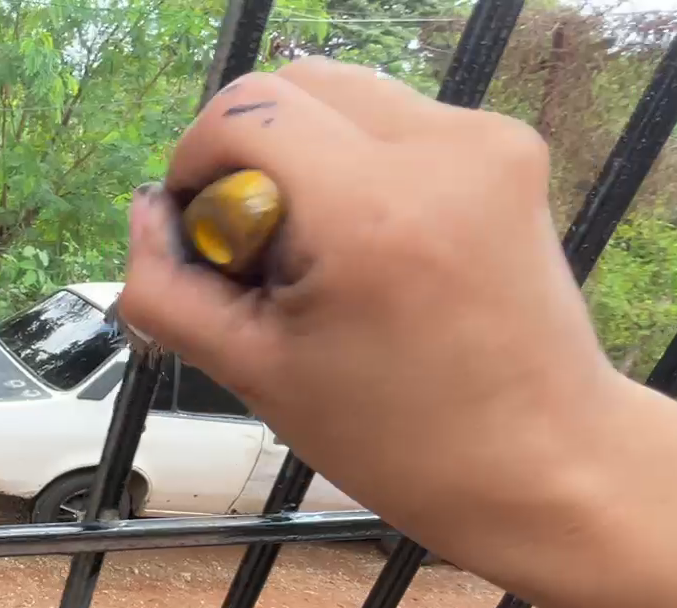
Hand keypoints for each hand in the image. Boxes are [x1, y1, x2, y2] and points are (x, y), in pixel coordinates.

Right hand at [120, 58, 627, 556]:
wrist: (532, 455)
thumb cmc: (381, 433)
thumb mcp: (245, 370)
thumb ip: (167, 291)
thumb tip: (145, 214)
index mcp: (369, 210)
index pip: (244, 113)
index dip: (191, 163)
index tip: (193, 237)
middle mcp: (440, 145)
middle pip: (290, 84)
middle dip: (236, 157)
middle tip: (240, 248)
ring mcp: (485, 136)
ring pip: (337, 96)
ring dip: (286, 158)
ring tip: (295, 249)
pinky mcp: (504, 148)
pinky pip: (384, 122)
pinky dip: (337, 166)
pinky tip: (344, 245)